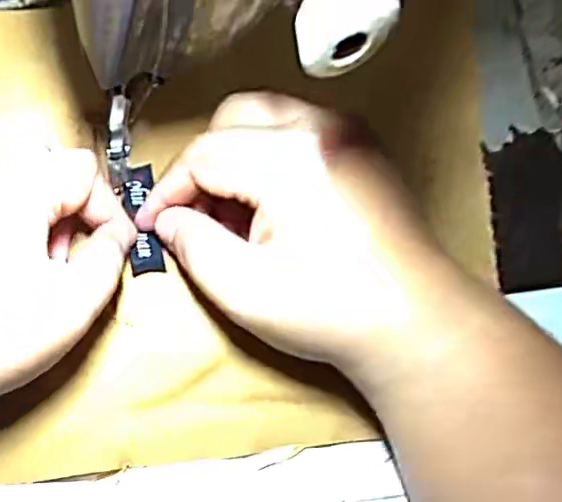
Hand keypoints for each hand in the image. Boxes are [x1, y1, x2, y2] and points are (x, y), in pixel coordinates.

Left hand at [0, 140, 135, 418]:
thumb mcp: (79, 301)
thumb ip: (110, 256)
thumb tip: (116, 236)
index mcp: (20, 187)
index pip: (84, 170)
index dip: (109, 212)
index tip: (115, 248)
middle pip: (42, 156)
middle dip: (69, 197)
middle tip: (74, 250)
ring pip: (2, 167)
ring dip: (32, 201)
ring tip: (38, 254)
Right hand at [134, 93, 475, 386]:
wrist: (408, 322)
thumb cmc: (332, 311)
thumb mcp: (242, 289)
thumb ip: (195, 247)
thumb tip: (169, 222)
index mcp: (290, 161)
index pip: (204, 153)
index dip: (168, 190)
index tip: (153, 224)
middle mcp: (322, 130)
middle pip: (233, 120)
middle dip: (200, 168)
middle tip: (188, 220)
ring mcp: (347, 135)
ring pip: (264, 122)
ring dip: (232, 163)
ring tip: (227, 223)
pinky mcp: (360, 151)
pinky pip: (296, 136)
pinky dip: (265, 165)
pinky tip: (263, 216)